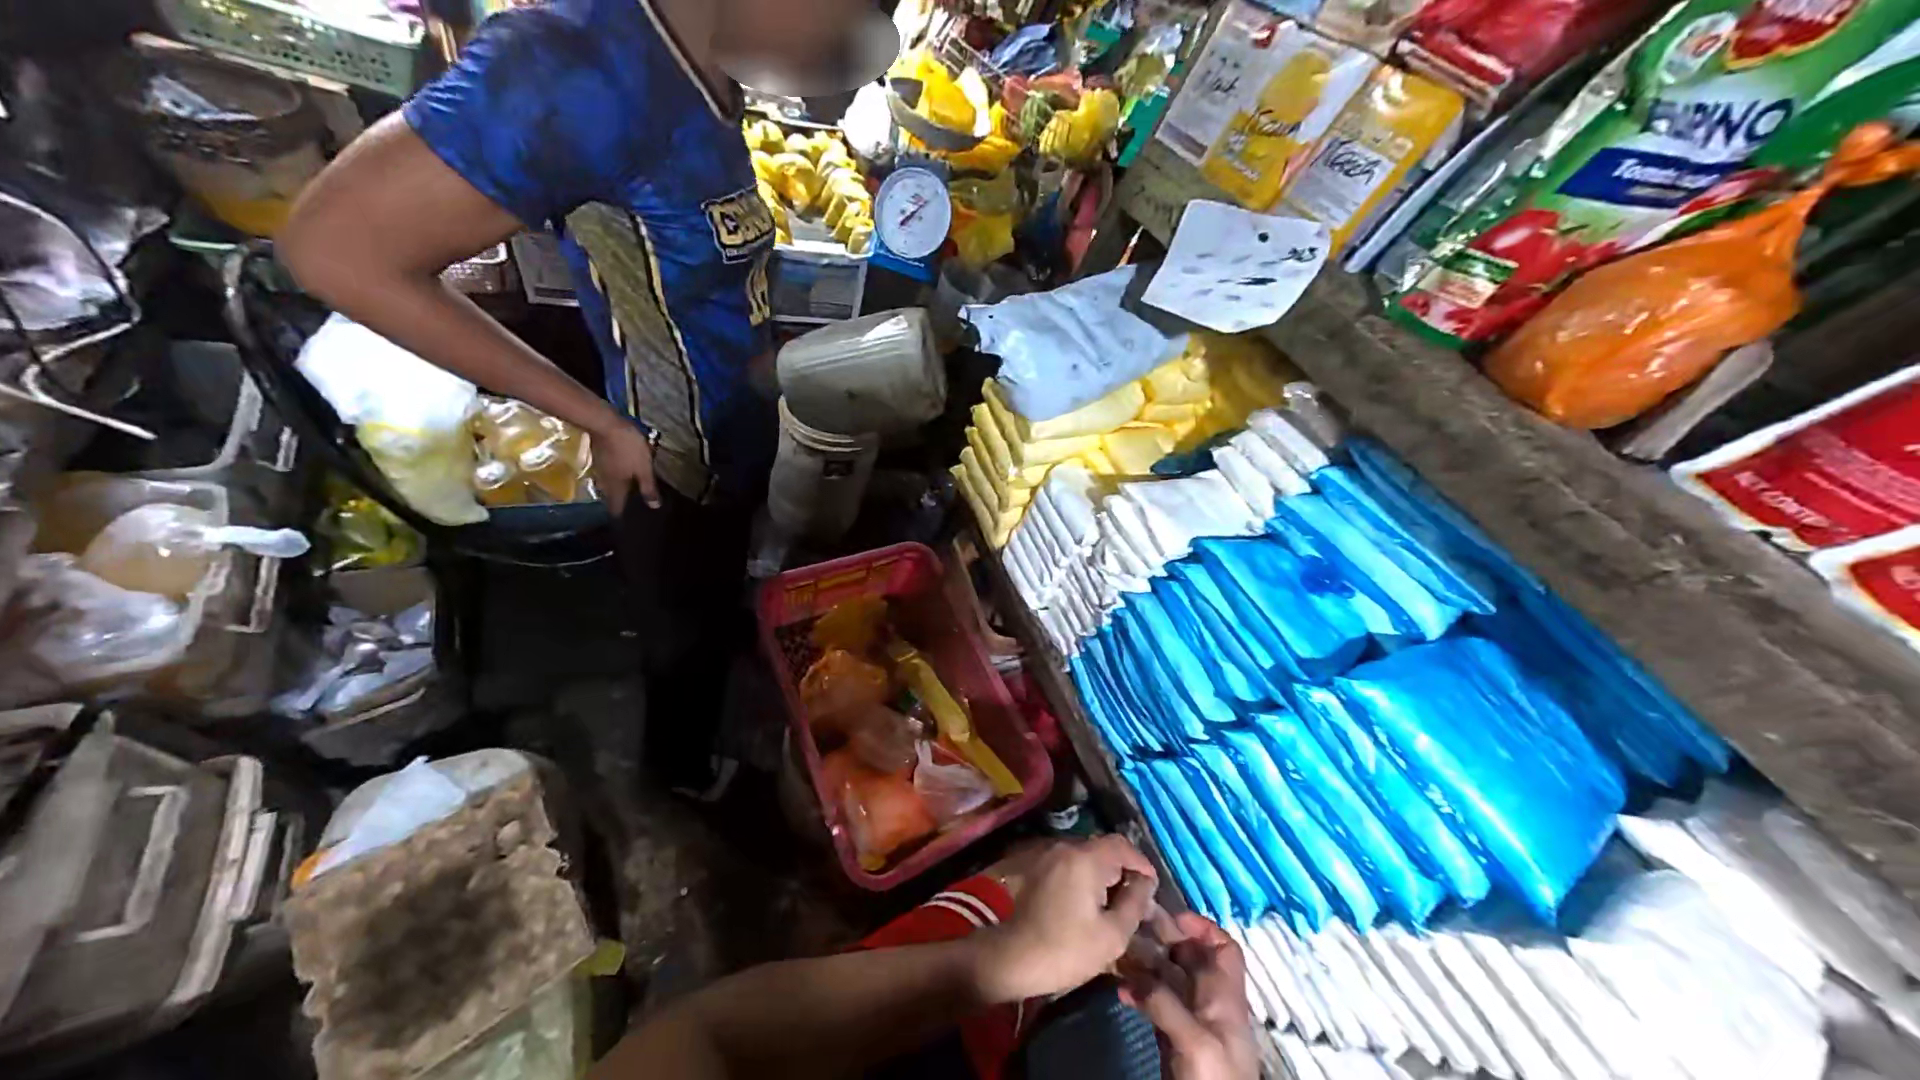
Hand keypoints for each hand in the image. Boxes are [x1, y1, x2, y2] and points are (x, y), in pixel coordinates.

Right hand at [593, 420, 660, 515]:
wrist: (605, 423)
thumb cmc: (627, 449)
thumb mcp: (643, 469)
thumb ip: (648, 488)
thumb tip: (654, 507)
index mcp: (614, 488)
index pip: (615, 510)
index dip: (622, 519)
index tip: (631, 526)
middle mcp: (603, 483)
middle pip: (612, 499)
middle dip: (623, 505)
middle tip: (636, 510)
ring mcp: (599, 470)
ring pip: (611, 486)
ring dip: (621, 491)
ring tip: (635, 494)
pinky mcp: (600, 458)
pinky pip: (610, 474)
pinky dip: (619, 478)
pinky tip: (628, 476)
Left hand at [969, 835, 1156, 1003]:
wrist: (1014, 958)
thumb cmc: (1068, 949)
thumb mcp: (1113, 934)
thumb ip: (1134, 903)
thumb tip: (1145, 883)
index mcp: (1085, 858)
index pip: (1123, 845)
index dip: (1142, 864)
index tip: (1154, 888)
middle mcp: (1066, 847)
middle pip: (1104, 849)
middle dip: (1124, 871)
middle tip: (1138, 900)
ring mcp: (1049, 856)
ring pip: (1087, 857)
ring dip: (1105, 875)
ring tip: (1117, 904)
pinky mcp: (1039, 868)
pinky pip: (1071, 864)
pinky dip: (1087, 877)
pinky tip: (1092, 903)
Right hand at [1125, 914, 1257, 1079]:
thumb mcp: (1196, 1041)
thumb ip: (1166, 1003)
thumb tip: (1132, 976)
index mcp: (1226, 999)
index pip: (1224, 949)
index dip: (1202, 928)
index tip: (1171, 917)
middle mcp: (1209, 1004)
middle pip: (1189, 959)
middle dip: (1162, 940)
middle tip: (1131, 926)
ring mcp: (1191, 1022)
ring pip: (1168, 980)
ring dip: (1144, 964)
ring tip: (1118, 953)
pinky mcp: (1173, 1039)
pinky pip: (1154, 1003)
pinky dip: (1137, 992)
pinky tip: (1119, 989)